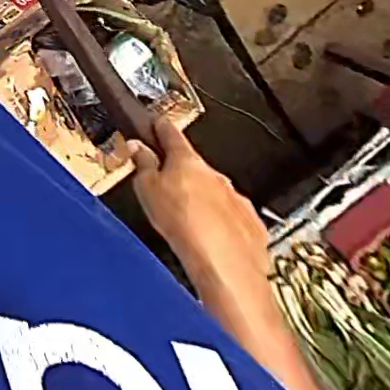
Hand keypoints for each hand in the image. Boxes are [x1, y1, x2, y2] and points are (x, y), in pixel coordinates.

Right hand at [129, 119, 270, 286]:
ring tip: (184, 224)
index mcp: (187, 160)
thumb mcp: (146, 189)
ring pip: (214, 193)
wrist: (225, 267)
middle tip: (163, 190)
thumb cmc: (186, 228)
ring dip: (200, 202)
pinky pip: (232, 218)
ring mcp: (236, 199)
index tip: (157, 123)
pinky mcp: (251, 226)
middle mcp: (215, 175)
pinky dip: (221, 225)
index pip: (171, 133)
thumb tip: (138, 149)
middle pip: (193, 166)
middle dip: (179, 175)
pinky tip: (208, 240)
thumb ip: (142, 164)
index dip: (160, 126)